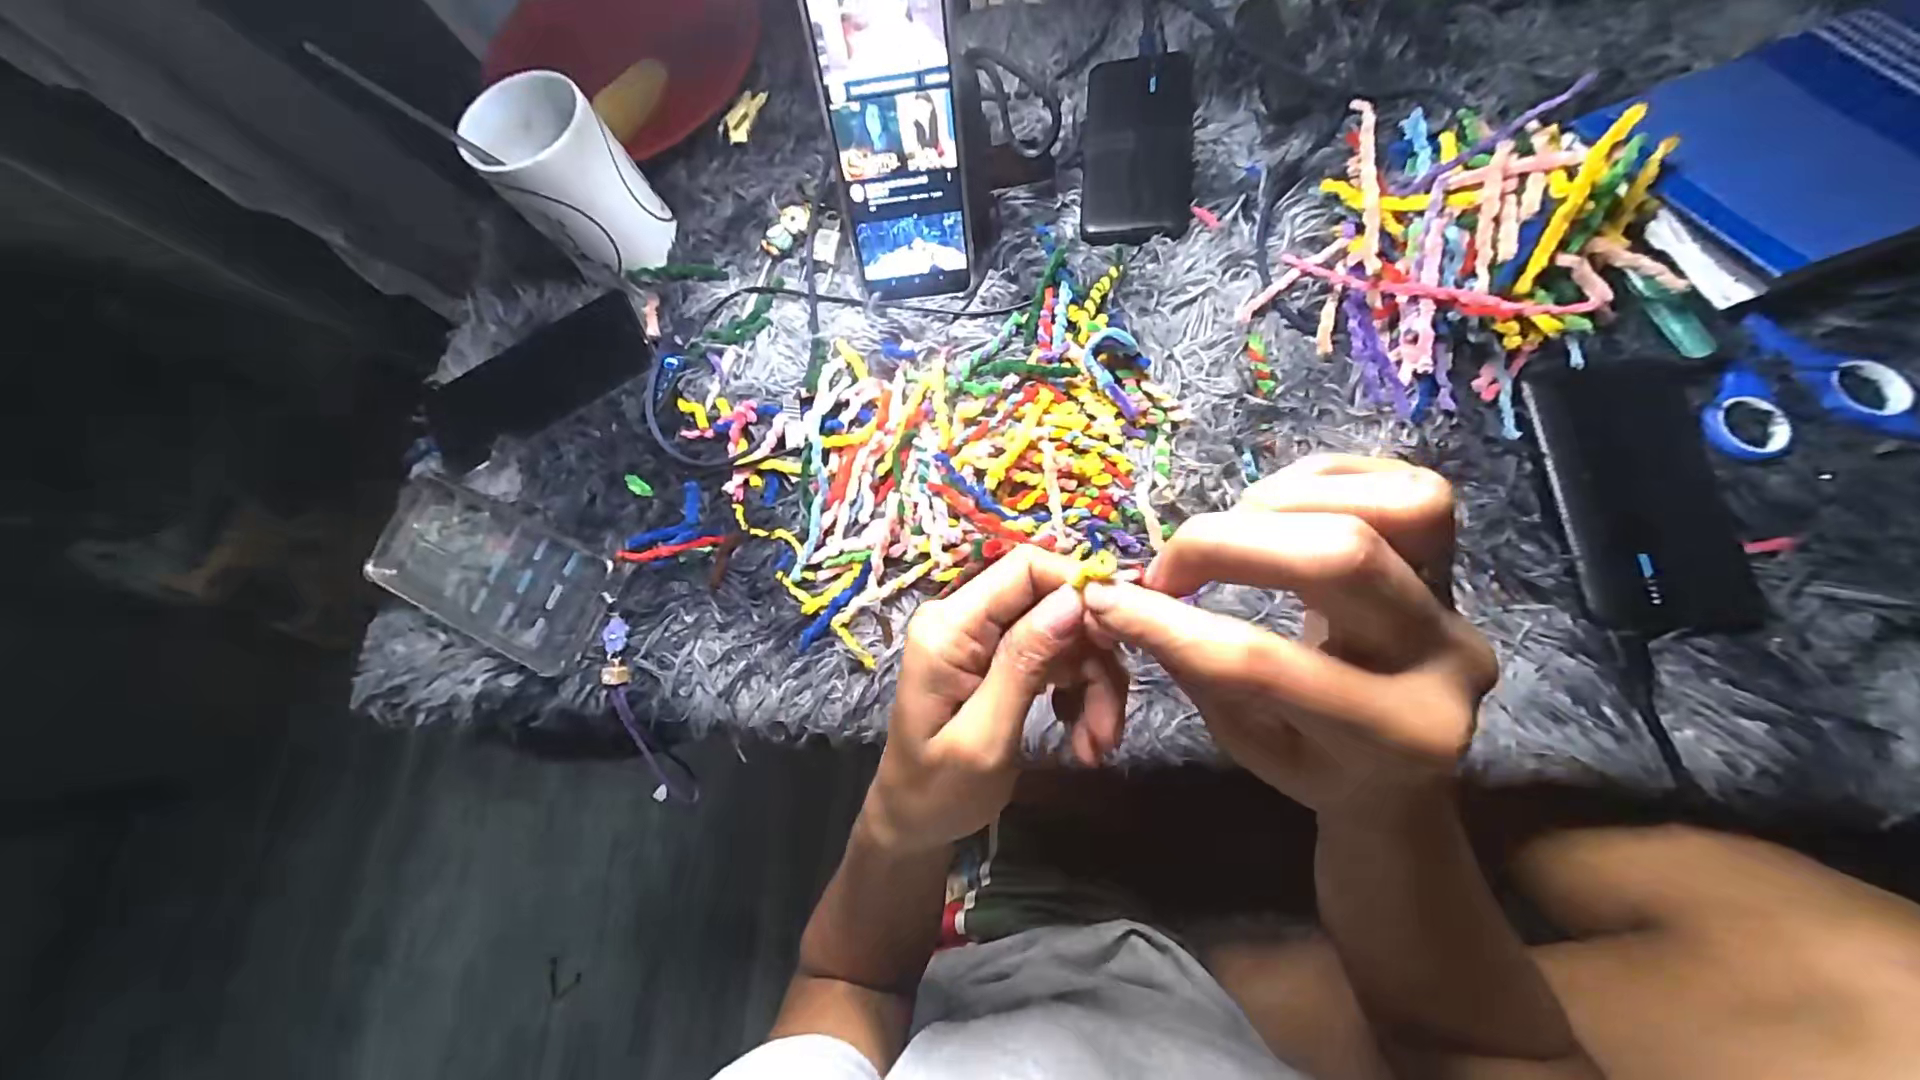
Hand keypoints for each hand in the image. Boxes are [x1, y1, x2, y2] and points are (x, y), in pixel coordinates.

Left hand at [864, 546, 1129, 851]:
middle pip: (1051, 602)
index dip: (1078, 587)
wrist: (914, 822)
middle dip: (1092, 656)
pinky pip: (1056, 655)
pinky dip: (1080, 691)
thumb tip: (1072, 599)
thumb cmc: (937, 791)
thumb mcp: (984, 737)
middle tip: (1109, 723)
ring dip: (1093, 684)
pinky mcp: (999, 656)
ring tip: (1096, 744)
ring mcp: (982, 636)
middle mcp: (964, 618)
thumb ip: (1024, 664)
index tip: (1120, 636)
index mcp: (949, 628)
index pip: (1022, 569)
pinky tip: (1081, 735)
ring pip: (1063, 632)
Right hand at [1080, 456, 1495, 814]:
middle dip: (1222, 545)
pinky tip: (1272, 510)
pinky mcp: (1457, 556)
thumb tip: (1115, 600)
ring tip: (1229, 536)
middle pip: (1337, 557)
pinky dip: (1319, 481)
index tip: (1108, 600)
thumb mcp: (1243, 738)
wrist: (1408, 762)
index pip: (1260, 662)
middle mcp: (1446, 660)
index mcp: (1392, 735)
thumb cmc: (1315, 762)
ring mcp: (1461, 600)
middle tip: (1167, 568)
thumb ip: (1189, 665)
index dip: (1167, 623)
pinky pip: (1404, 486)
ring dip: (1277, 505)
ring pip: (1389, 510)